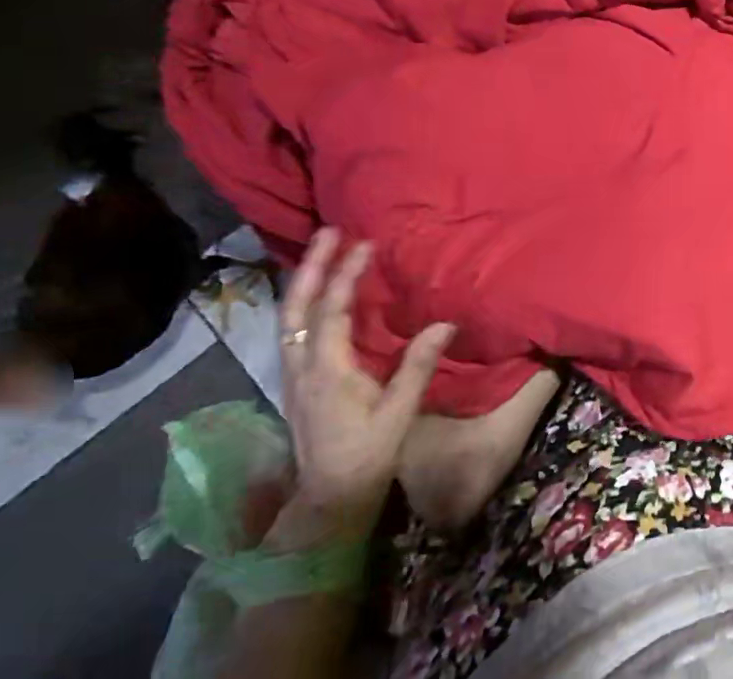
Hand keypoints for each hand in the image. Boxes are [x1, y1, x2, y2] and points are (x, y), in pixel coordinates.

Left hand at [273, 228, 452, 542]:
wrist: (327, 502)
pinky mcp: (294, 382)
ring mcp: (292, 375)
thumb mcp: (398, 414)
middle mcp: (300, 367)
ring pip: (287, 317)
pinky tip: (313, 294)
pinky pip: (290, 330)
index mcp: (327, 372)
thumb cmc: (367, 458)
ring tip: (320, 251)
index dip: (347, 275)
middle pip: (296, 306)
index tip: (366, 244)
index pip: (332, 312)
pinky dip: (300, 302)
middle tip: (329, 231)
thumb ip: (418, 367)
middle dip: (311, 265)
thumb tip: (445, 324)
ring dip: (302, 280)